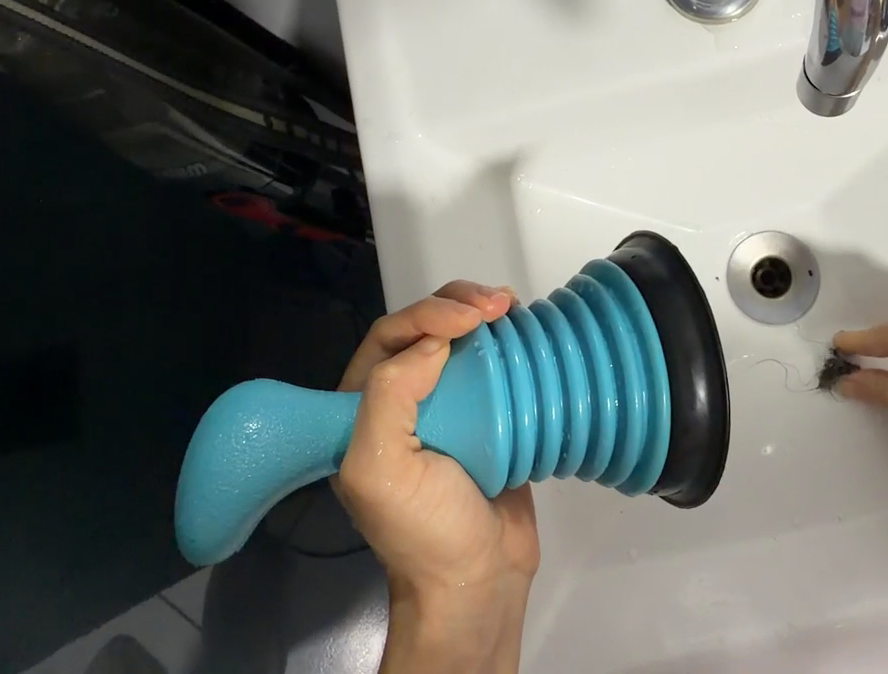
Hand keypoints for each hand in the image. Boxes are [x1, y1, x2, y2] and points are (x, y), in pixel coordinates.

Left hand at [333, 281, 538, 672]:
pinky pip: (495, 366)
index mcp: (363, 412)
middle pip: (426, 329)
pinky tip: (525, 330)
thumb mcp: (380, 470)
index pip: (388, 338)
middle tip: (497, 304)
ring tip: (512, 306)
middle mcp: (404, 402)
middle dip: (458, 304)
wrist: (480, 583)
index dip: (425, 316)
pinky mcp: (489, 417)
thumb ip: (388, 397)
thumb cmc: (425, 532)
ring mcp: (450, 408)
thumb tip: (437, 343)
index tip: (469, 320)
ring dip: (485, 313)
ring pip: (461, 341)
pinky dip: (509, 341)